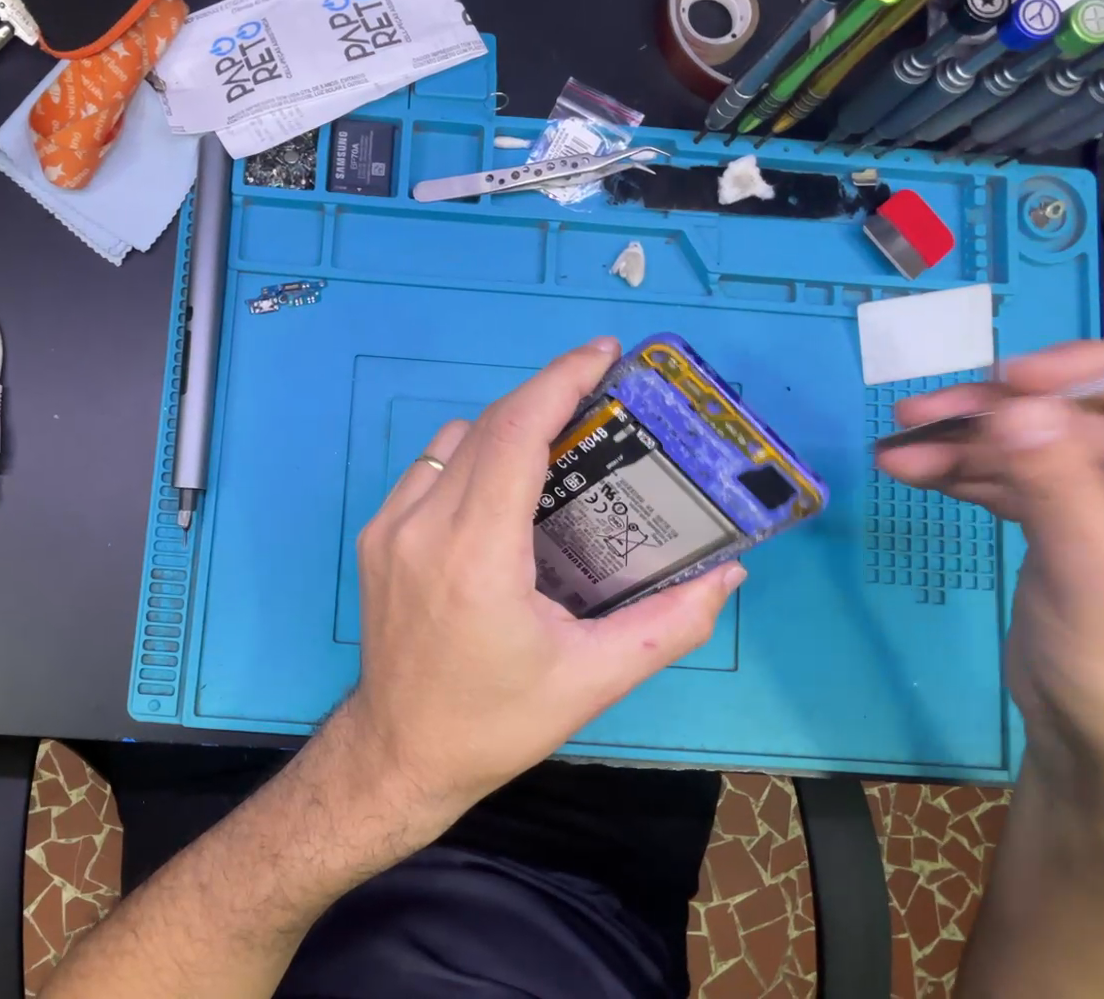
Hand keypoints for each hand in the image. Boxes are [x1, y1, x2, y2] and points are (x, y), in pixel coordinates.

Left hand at [343, 337, 744, 814]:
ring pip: (451, 443)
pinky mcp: (375, 539)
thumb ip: (668, 624)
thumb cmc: (495, 721)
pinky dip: (468, 460)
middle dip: (544, 397)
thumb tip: (728, 575)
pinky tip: (500, 492)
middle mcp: (422, 527)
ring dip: (504, 430)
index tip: (602, 352)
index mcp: (476, 554)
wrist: (400, 751)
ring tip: (555, 448)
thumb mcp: (593, 680)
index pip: (516, 435)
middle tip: (598, 396)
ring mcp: (389, 529)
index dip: (560, 381)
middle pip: (487, 427)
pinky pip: (426, 471)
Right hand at [877, 341, 1103, 804]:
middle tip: (919, 413)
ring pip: (1039, 449)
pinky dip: (962, 476)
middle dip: (1000, 416)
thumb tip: (1015, 407)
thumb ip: (1064, 488)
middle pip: (1087, 419)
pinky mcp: (1067, 530)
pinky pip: (1013, 483)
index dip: (1095, 374)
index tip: (1009, 379)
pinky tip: (912, 472)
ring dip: (965, 446)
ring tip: (896, 448)